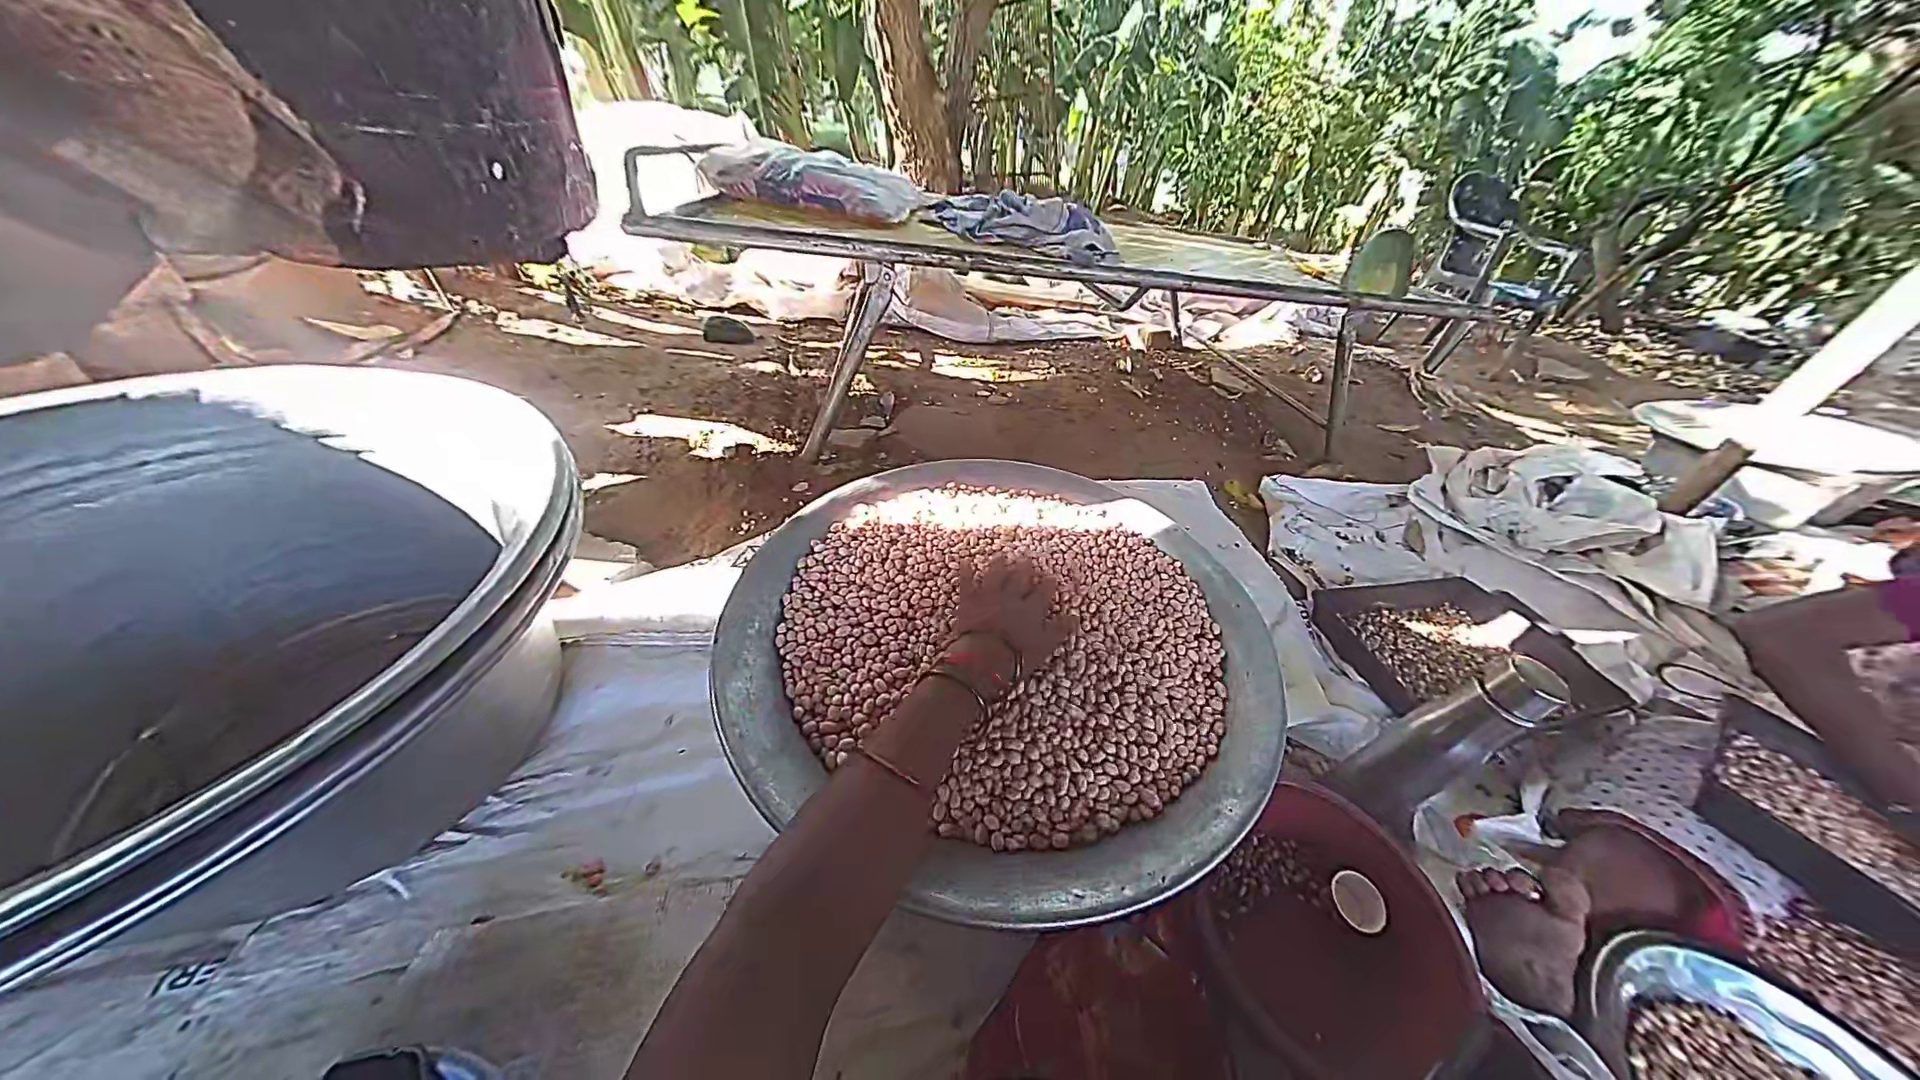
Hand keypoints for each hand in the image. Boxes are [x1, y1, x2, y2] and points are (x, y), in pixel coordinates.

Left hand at [951, 554, 1075, 676]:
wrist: (984, 657)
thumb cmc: (1018, 656)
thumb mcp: (1045, 646)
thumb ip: (1059, 629)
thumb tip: (1074, 616)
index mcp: (1032, 608)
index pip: (1044, 592)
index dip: (1048, 585)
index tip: (1051, 578)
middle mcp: (1012, 597)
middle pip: (1020, 578)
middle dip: (1025, 568)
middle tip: (1027, 559)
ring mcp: (990, 596)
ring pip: (996, 575)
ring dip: (999, 565)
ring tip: (1001, 556)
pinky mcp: (969, 600)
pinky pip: (967, 582)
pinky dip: (966, 571)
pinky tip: (965, 561)